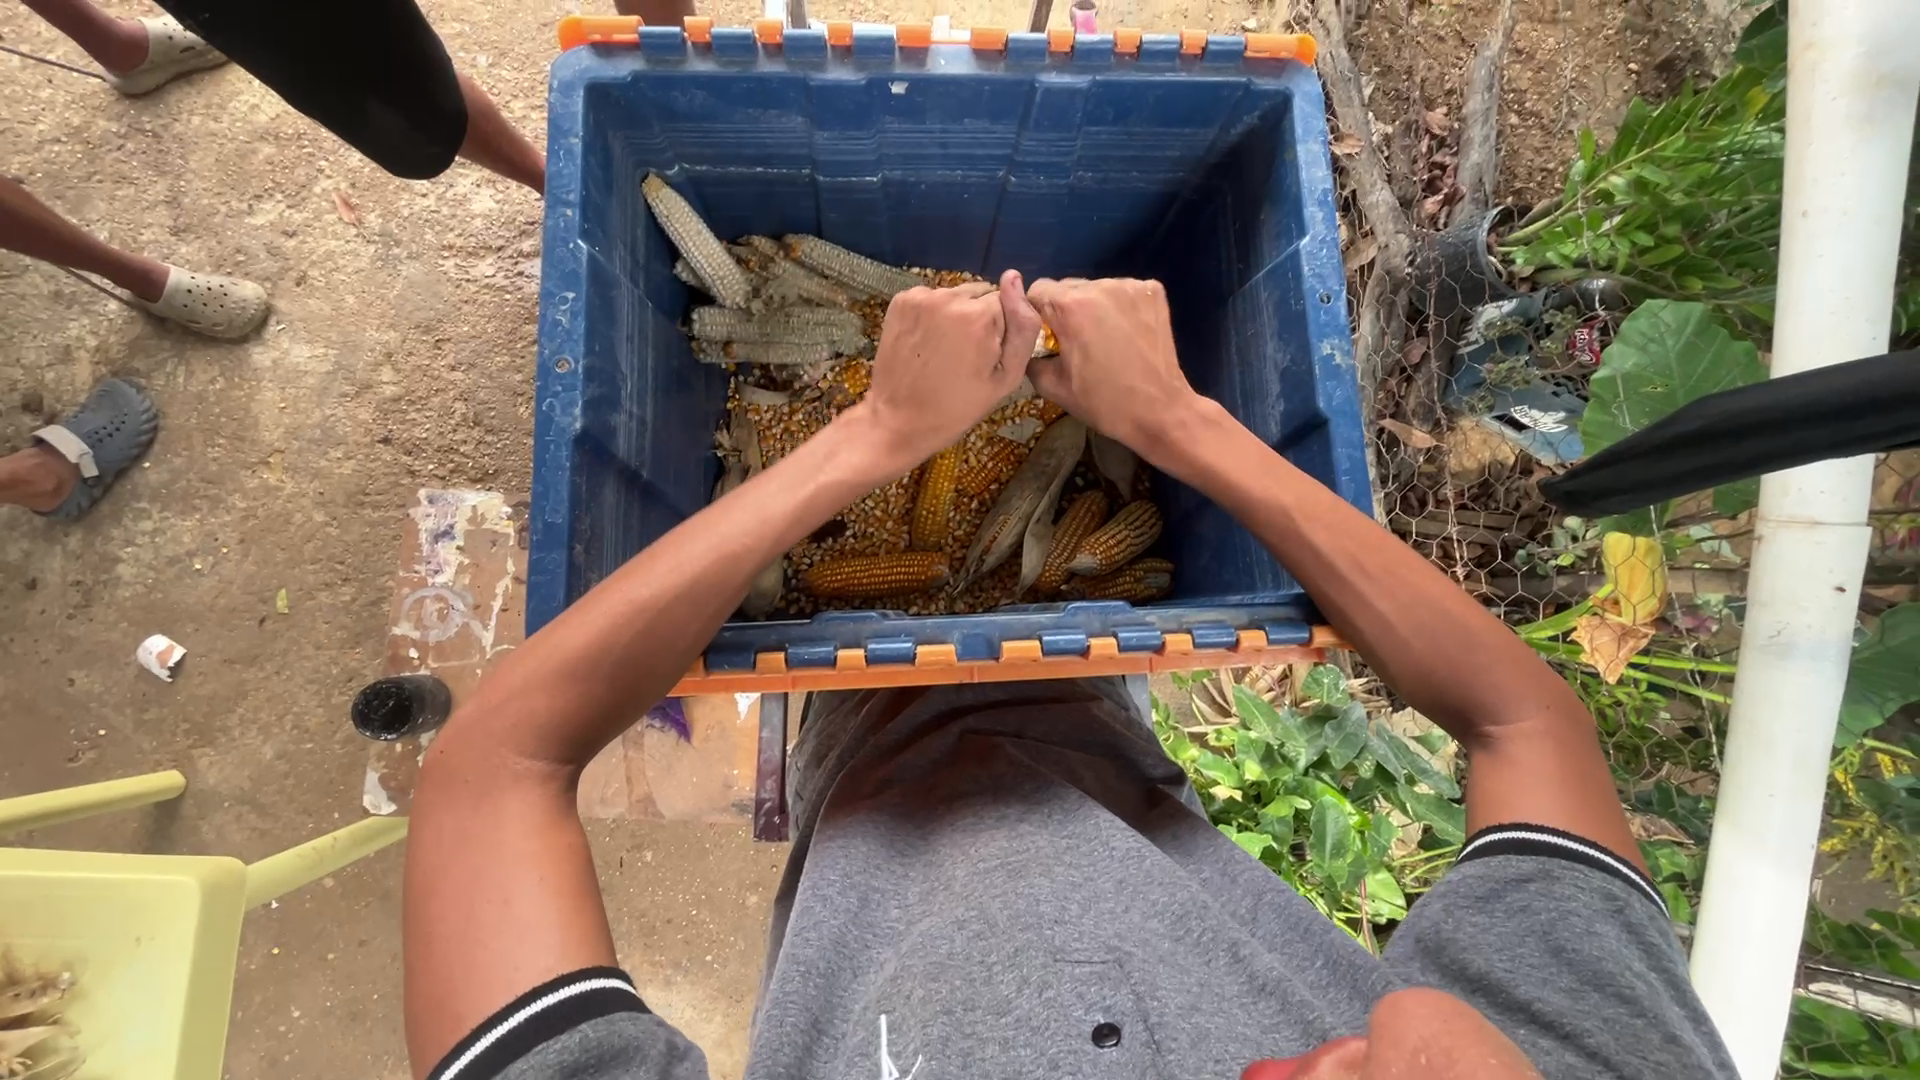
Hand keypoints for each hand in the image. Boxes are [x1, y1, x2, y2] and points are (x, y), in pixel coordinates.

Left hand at [860, 269, 1042, 467]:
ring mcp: (921, 297)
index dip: (1001, 329)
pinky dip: (933, 314)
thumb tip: (1014, 277)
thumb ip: (1023, 327)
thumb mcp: (1006, 377)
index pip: (1007, 303)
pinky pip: (931, 298)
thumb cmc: (959, 406)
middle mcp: (950, 297)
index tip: (987, 356)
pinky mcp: (901, 301)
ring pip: (955, 295)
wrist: (899, 420)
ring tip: (944, 350)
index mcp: (980, 315)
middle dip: (980, 318)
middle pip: (981, 294)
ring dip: (956, 315)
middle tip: (966, 355)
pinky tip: (927, 343)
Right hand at [1025, 277, 1200, 448]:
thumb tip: (1029, 343)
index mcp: (1070, 308)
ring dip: (1091, 308)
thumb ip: (1030, 356)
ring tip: (1101, 338)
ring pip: (1095, 288)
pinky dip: (1117, 307)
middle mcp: (1099, 286)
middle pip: (1066, 287)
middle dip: (1063, 310)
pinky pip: (1121, 292)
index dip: (1035, 313)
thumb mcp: (1052, 386)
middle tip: (1072, 341)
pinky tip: (1124, 332)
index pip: (1037, 291)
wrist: (1159, 411)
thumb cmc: (1103, 403)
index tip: (1043, 335)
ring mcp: (1130, 286)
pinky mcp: (1153, 292)